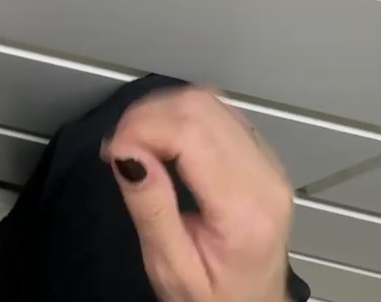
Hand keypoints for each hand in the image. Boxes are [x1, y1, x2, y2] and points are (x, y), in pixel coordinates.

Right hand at [103, 87, 295, 301]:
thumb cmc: (211, 300)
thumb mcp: (171, 270)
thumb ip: (151, 209)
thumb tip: (125, 150)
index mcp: (245, 210)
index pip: (190, 133)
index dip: (142, 127)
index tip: (112, 152)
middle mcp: (265, 176)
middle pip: (198, 106)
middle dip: (146, 115)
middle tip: (120, 148)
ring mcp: (268, 159)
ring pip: (206, 98)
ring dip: (162, 109)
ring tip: (138, 142)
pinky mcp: (261, 151)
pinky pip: (217, 107)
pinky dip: (181, 111)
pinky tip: (165, 137)